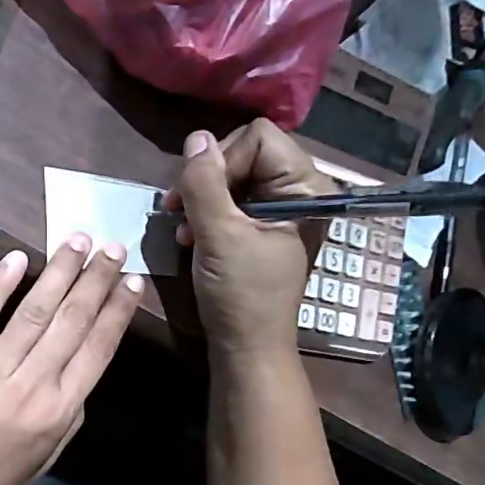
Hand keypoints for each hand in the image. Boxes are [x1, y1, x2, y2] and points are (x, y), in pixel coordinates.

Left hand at [0, 235, 142, 484]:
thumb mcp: (51, 452)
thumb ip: (71, 406)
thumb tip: (83, 359)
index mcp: (59, 410)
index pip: (98, 349)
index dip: (118, 311)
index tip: (133, 279)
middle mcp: (30, 386)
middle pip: (71, 322)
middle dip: (95, 280)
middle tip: (113, 247)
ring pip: (32, 312)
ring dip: (58, 272)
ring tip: (78, 240)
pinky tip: (18, 257)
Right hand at [160, 120, 339, 356]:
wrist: (245, 346)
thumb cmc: (240, 294)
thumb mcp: (219, 236)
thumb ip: (205, 185)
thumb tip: (195, 138)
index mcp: (305, 188)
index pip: (258, 138)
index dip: (222, 160)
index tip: (199, 197)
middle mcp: (297, 190)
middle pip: (244, 151)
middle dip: (207, 178)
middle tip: (178, 210)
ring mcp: (278, 208)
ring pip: (231, 174)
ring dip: (200, 197)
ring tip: (182, 228)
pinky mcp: (260, 225)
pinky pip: (229, 197)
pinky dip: (205, 211)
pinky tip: (190, 234)